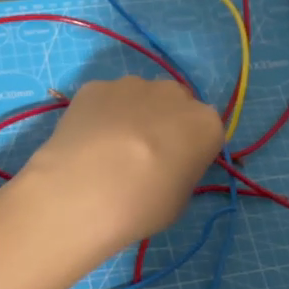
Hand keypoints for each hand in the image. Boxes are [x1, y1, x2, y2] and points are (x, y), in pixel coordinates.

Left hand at [11, 77, 225, 245]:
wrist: (82, 192)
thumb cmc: (141, 204)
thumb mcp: (179, 199)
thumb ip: (181, 170)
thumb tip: (167, 163)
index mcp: (204, 123)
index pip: (206, 132)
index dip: (191, 151)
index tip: (174, 169)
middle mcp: (172, 93)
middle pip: (175, 106)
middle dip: (164, 124)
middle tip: (143, 157)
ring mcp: (131, 84)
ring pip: (140, 97)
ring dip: (132, 115)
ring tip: (108, 150)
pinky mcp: (95, 86)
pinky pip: (106, 99)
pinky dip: (102, 114)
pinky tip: (87, 141)